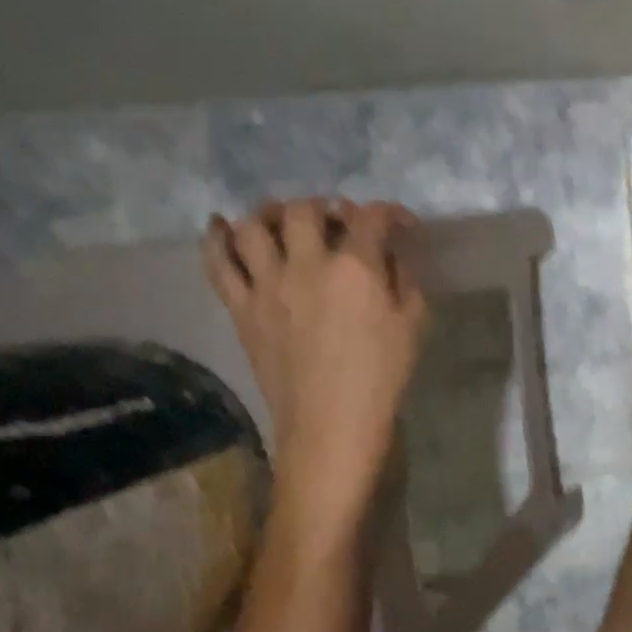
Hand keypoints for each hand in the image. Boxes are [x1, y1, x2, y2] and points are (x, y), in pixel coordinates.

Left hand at [203, 199, 429, 516]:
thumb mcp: (414, 321)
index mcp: (355, 267)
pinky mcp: (241, 308)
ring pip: (253, 227)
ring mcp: (267, 285)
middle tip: (337, 222)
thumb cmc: (381, 374)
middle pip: (305, 211)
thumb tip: (385, 256)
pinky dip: (217, 239)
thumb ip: (402, 277)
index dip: (389, 212)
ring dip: (270, 214)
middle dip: (326, 207)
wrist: (329, 423)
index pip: (370, 216)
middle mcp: (306, 265)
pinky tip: (222, 226)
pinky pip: (218, 264)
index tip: (399, 224)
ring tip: (283, 220)